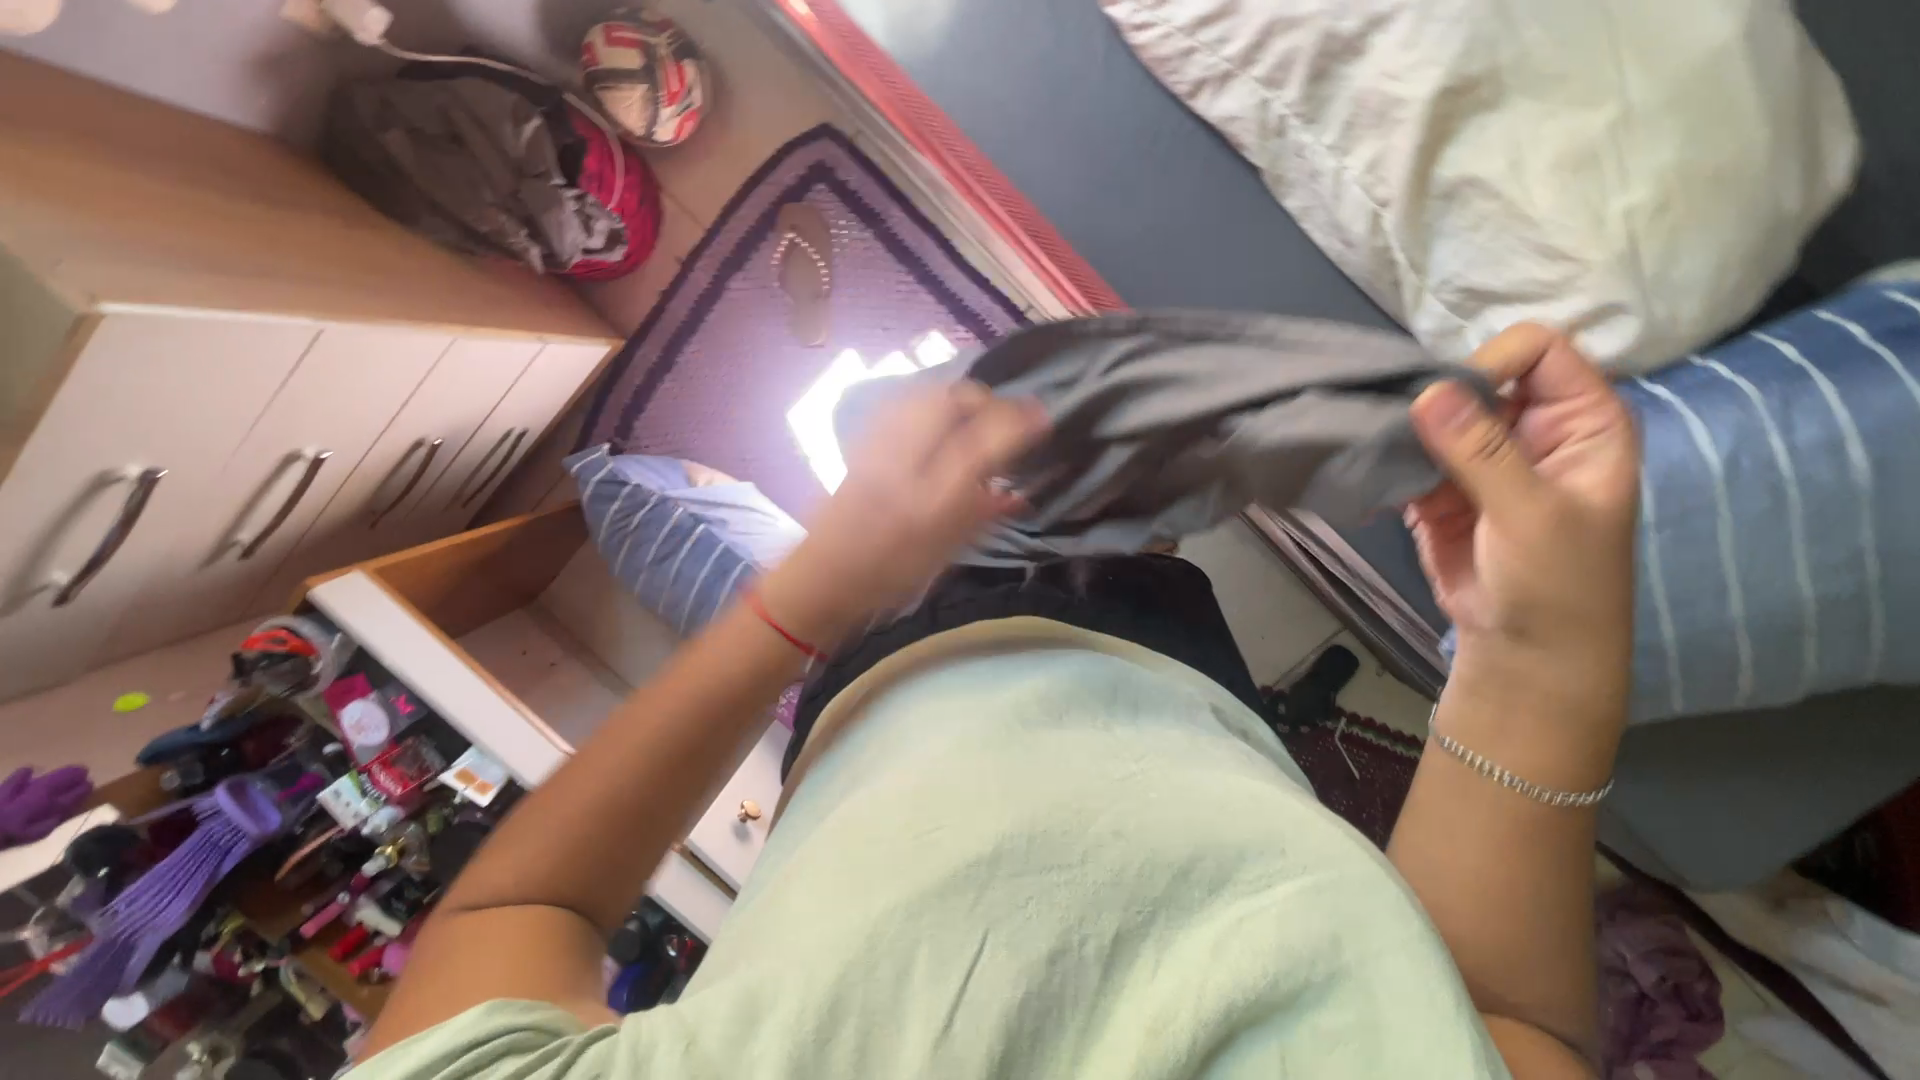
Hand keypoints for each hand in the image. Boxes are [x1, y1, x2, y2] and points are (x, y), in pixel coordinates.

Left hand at [758, 381, 1048, 644]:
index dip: (1019, 419)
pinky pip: (902, 403)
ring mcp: (878, 446)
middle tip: (1004, 416)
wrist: (823, 578)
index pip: (983, 439)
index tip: (1042, 417)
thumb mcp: (946, 554)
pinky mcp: (861, 442)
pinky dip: (929, 402)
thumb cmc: (891, 576)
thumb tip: (1019, 492)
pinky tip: (939, 420)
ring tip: (974, 416)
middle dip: (986, 399)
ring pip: (924, 394)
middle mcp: (904, 462)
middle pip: (951, 400)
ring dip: (957, 397)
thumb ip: (984, 515)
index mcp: (931, 499)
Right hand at [1406, 325, 1638, 710]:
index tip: (1452, 404)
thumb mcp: (1531, 512)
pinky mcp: (1440, 487)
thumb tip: (1426, 390)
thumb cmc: (1557, 581)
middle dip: (1437, 397)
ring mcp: (1481, 458)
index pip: (1538, 350)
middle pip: (1477, 377)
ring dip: (1405, 429)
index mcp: (1579, 420)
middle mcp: (1530, 428)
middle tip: (1403, 428)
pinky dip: (1390, 459)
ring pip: (1435, 415)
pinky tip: (1374, 470)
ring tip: (1381, 450)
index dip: (1492, 364)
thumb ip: (1481, 450)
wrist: (1524, 648)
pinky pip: (1410, 454)